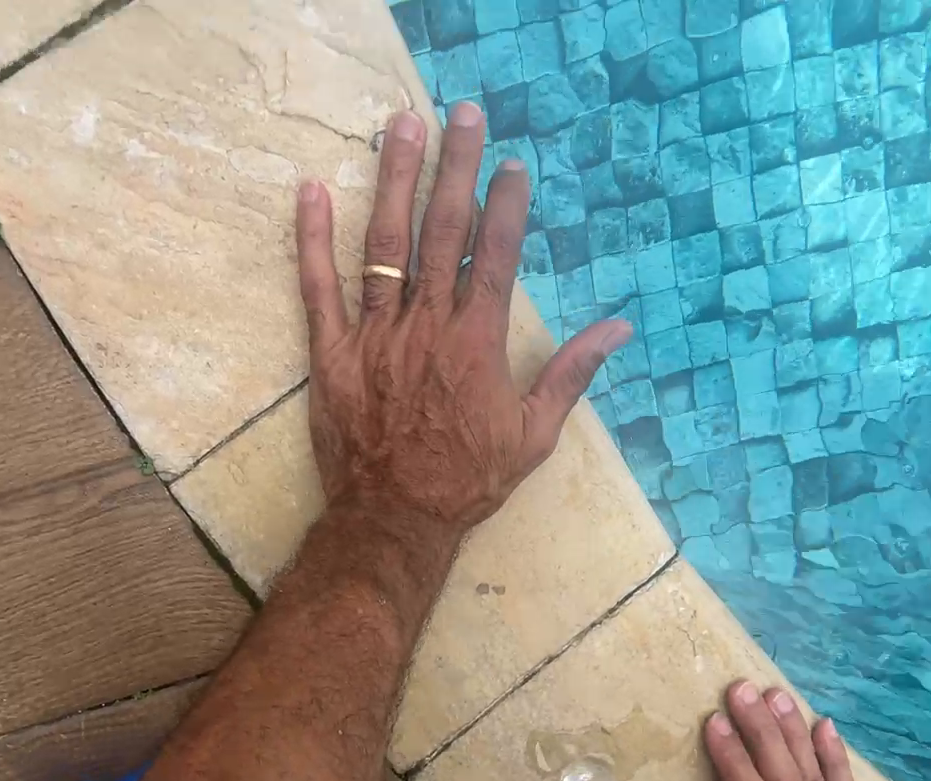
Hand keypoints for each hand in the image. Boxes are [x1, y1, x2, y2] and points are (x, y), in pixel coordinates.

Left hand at [292, 104, 631, 537]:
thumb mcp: (533, 435)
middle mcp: (426, 325)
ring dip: (394, 182)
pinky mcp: (331, 353)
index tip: (510, 165)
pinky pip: (318, 289)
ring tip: (402, 127)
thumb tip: (618, 329)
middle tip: (463, 115)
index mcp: (477, 342)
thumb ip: (571, 376)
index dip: (505, 205)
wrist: (396, 516)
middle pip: (442, 233)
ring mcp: (375, 335)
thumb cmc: (466, 480)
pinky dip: (312, 240)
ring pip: (385, 246)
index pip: (495, 256)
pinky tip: (311, 191)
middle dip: (455, 169)